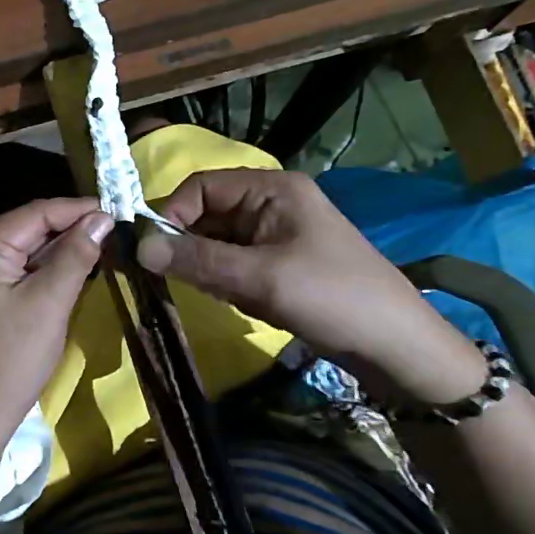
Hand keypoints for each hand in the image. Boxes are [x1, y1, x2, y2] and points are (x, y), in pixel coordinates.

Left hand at [0, 198, 111, 436]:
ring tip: (110, 243)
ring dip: (68, 247)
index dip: (78, 209)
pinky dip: (55, 267)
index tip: (119, 210)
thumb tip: (103, 218)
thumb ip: (76, 255)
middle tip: (121, 228)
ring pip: (32, 248)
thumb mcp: (49, 301)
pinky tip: (84, 265)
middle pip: (33, 228)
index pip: (36, 213)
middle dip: (75, 227)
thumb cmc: (13, 357)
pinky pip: (27, 269)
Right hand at [136, 169, 483, 404]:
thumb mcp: (259, 278)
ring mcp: (277, 234)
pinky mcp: (280, 263)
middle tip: (182, 280)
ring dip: (210, 268)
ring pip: (217, 243)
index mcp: (272, 188)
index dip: (172, 214)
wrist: (397, 347)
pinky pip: (235, 264)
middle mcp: (271, 203)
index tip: (153, 252)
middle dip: (191, 247)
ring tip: (226, 295)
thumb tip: (137, 247)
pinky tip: (243, 303)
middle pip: (207, 214)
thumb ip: (197, 260)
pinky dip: (228, 282)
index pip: (202, 186)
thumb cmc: (332, 298)